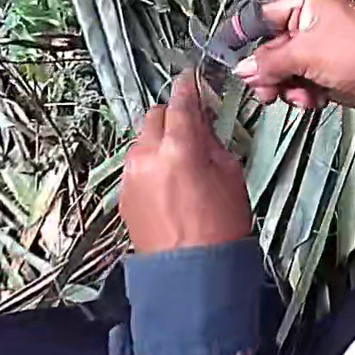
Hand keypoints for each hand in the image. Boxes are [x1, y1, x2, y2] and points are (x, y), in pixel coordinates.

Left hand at [121, 71, 253, 253]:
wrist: (192, 275)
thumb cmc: (221, 227)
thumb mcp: (230, 176)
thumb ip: (212, 144)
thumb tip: (201, 127)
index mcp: (178, 148)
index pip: (180, 104)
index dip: (187, 88)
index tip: (190, 79)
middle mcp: (147, 156)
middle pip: (154, 116)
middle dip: (173, 116)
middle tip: (193, 127)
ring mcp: (130, 176)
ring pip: (143, 140)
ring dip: (161, 140)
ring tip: (182, 161)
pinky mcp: (123, 195)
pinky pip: (137, 165)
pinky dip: (152, 164)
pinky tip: (170, 182)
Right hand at [232, 0, 354, 112]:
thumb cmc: (354, 52)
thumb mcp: (306, 54)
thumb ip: (269, 62)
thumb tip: (239, 70)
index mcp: (304, 2)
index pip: (260, 18)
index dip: (242, 39)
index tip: (225, 60)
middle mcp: (308, 21)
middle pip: (270, 49)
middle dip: (269, 73)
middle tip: (268, 94)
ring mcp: (317, 47)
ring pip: (284, 70)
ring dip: (287, 88)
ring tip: (301, 98)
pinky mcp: (326, 70)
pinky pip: (301, 82)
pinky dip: (303, 94)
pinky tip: (314, 102)